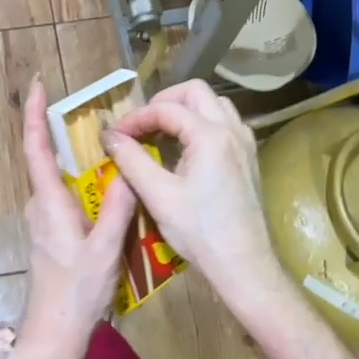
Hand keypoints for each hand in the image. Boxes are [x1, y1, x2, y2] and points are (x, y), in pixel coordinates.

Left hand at [15, 78, 139, 358]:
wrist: (53, 334)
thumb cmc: (76, 291)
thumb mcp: (105, 248)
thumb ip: (117, 206)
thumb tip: (126, 167)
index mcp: (49, 201)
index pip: (35, 147)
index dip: (34, 114)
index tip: (37, 84)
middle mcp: (40, 204)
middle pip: (47, 157)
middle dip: (62, 131)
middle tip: (93, 111)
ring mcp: (43, 219)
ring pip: (58, 178)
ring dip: (76, 160)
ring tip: (110, 147)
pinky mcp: (50, 233)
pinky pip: (64, 196)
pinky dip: (82, 183)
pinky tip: (108, 188)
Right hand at [101, 81, 285, 308]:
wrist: (244, 266)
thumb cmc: (200, 232)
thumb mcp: (158, 196)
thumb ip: (131, 160)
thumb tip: (109, 137)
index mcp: (210, 136)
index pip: (166, 109)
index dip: (135, 118)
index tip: (114, 135)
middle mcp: (232, 131)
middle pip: (196, 92)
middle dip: (164, 101)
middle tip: (142, 124)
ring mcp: (245, 144)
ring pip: (215, 105)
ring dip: (186, 110)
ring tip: (162, 133)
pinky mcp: (249, 160)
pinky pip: (226, 124)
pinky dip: (203, 124)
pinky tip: (187, 150)